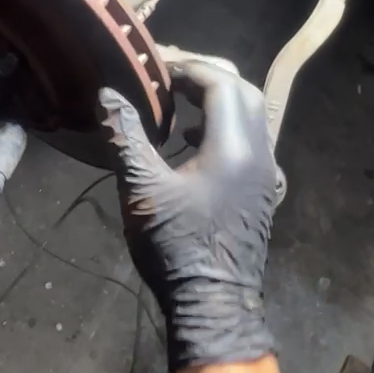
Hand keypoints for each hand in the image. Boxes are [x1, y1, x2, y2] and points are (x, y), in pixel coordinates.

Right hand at [100, 48, 279, 371]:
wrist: (214, 306)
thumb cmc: (176, 248)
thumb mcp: (141, 188)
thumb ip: (125, 135)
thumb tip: (107, 93)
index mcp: (234, 147)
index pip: (221, 83)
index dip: (188, 66)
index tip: (156, 66)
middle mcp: (260, 153)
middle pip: (243, 90)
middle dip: (205, 73)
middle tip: (167, 73)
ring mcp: (267, 173)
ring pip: (251, 114)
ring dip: (217, 97)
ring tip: (177, 98)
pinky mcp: (263, 190)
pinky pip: (251, 138)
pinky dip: (224, 123)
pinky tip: (192, 139)